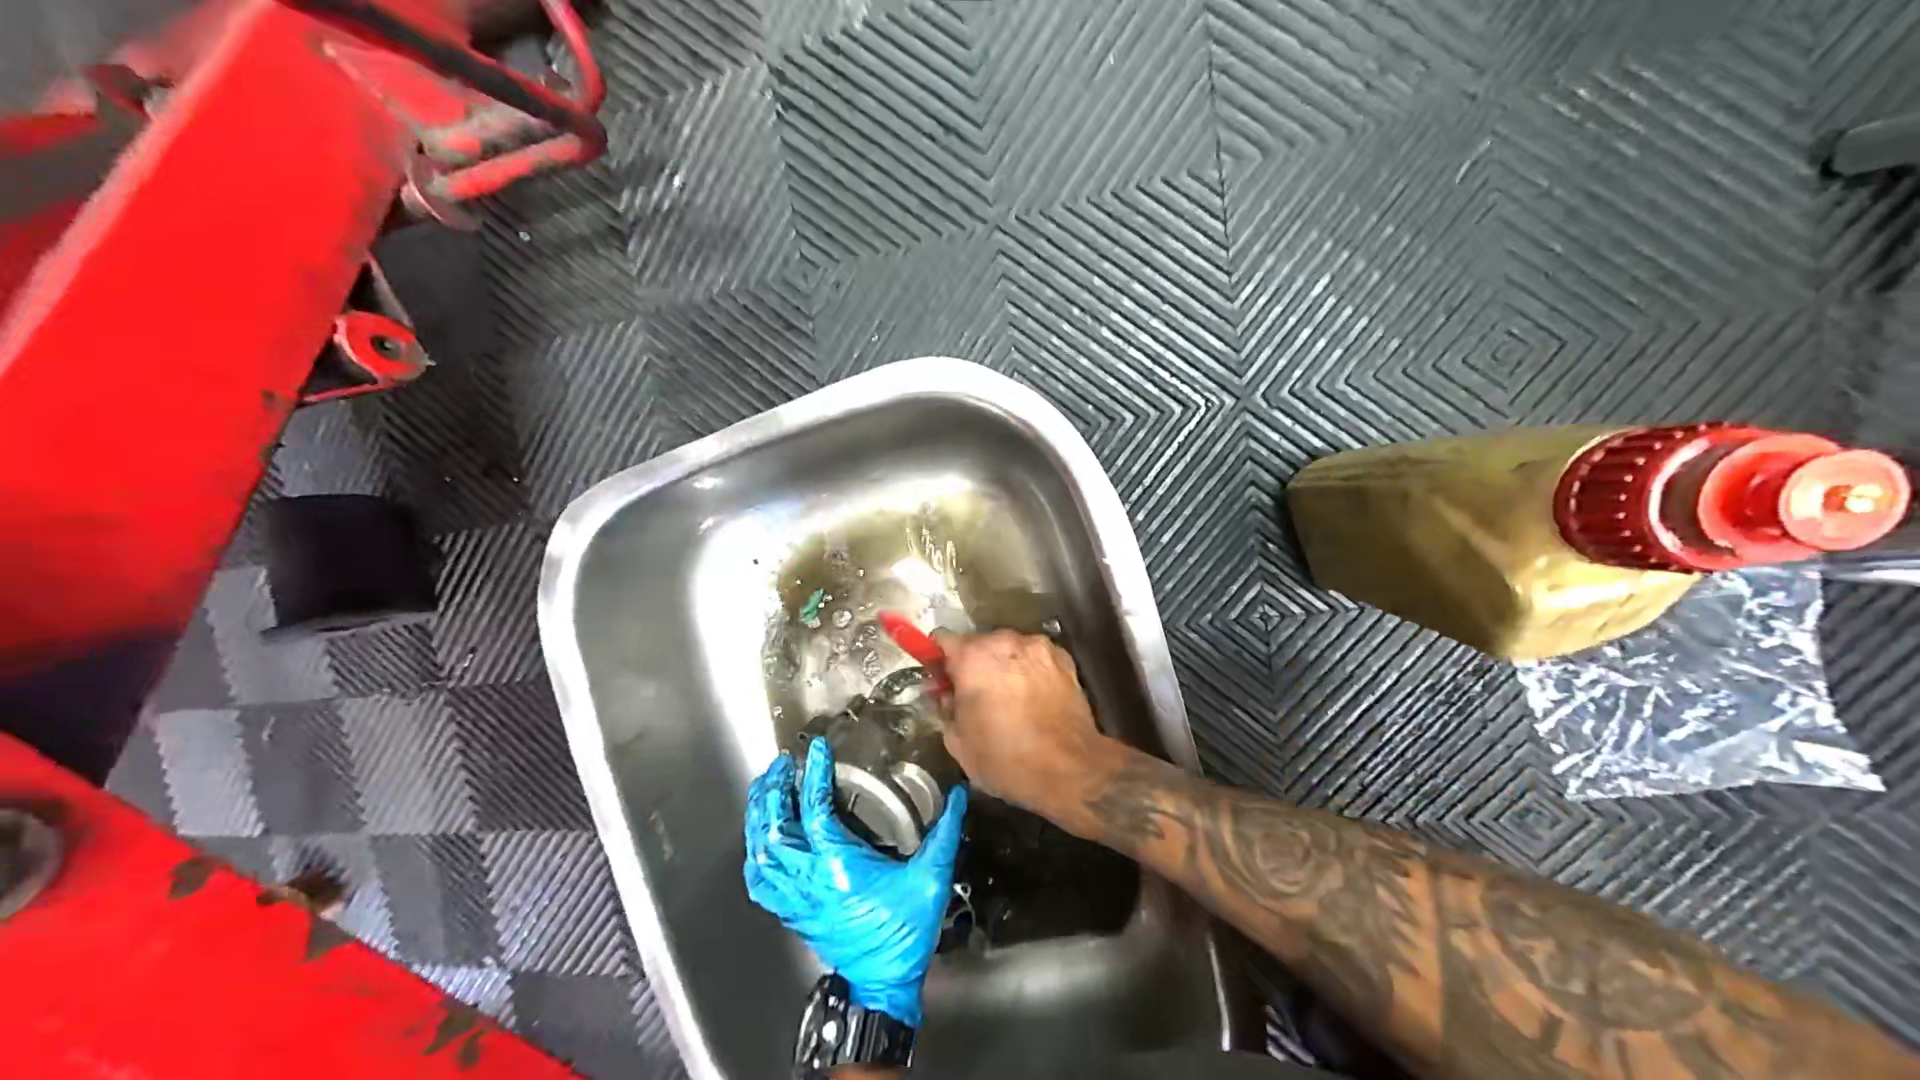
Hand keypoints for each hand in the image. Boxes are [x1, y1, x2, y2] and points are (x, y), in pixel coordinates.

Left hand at [743, 738, 966, 1026]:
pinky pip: (761, 882)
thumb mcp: (930, 878)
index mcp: (839, 865)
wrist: (884, 983)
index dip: (812, 774)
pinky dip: (755, 855)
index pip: (814, 808)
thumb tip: (959, 797)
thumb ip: (944, 833)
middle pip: (775, 826)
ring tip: (764, 788)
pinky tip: (759, 838)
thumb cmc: (905, 933)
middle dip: (774, 790)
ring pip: (761, 851)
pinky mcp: (792, 912)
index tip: (815, 749)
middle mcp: (810, 879)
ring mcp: (796, 897)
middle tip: (781, 764)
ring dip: (759, 815)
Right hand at [933, 630, 1117, 817]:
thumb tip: (944, 695)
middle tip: (976, 698)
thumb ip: (944, 708)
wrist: (1071, 771)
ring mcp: (1038, 647)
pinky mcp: (1064, 659)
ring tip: (1009, 701)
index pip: (942, 640)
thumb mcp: (958, 742)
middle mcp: (1005, 642)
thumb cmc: (1007, 759)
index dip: (939, 661)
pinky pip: (1035, 658)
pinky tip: (1033, 699)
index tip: (943, 682)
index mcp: (972, 657)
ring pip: (1009, 650)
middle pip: (978, 644)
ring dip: (1003, 667)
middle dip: (973, 666)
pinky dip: (1030, 671)